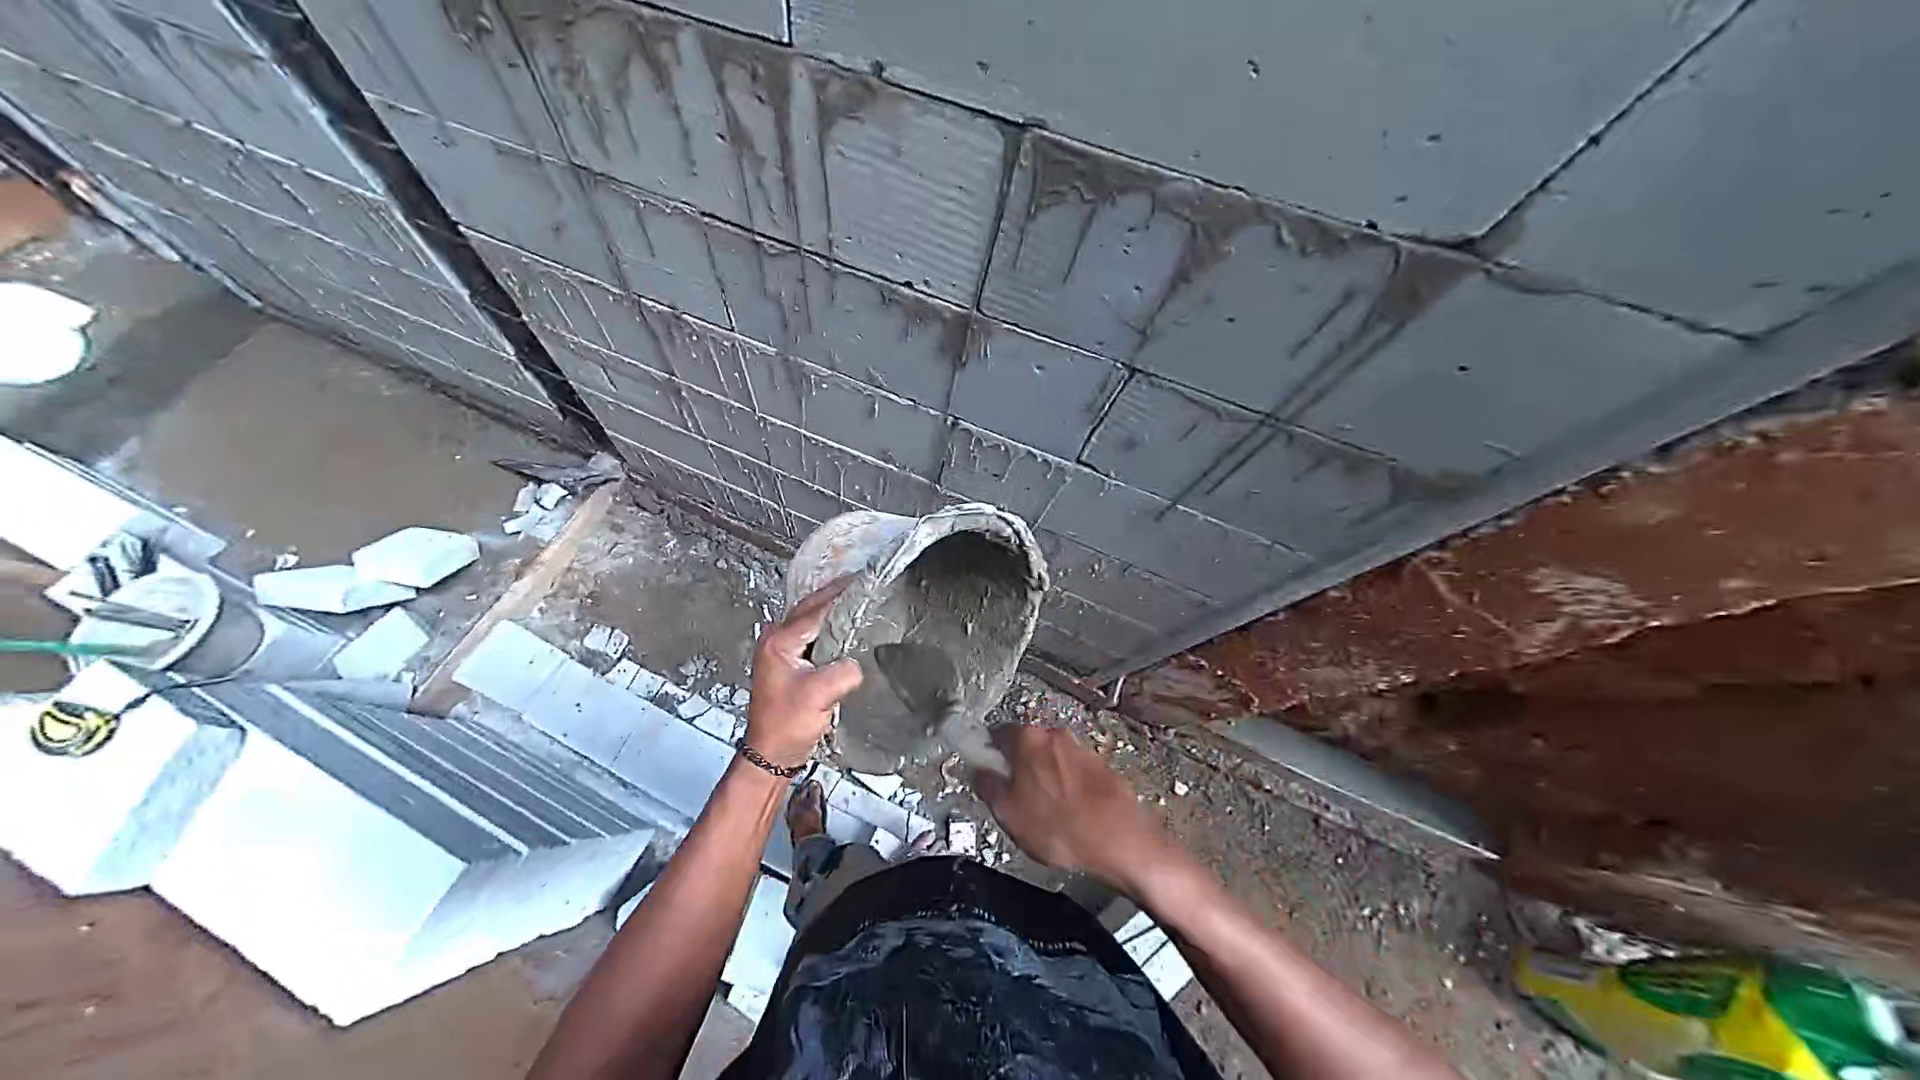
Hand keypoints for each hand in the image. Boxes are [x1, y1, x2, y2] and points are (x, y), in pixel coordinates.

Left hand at [744, 578, 862, 767]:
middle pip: (811, 607)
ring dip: (832, 609)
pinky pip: (812, 635)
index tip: (864, 580)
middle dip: (836, 594)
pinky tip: (846, 627)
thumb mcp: (820, 695)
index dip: (841, 594)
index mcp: (779, 641)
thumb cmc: (787, 726)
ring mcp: (780, 651)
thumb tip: (858, 662)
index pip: (816, 608)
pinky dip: (829, 626)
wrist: (770, 755)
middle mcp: (775, 640)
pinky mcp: (789, 662)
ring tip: (858, 598)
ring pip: (811, 619)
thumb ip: (844, 671)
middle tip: (863, 582)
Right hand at [974, 725, 1175, 893]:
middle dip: (1017, 771)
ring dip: (1043, 781)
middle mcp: (1054, 736)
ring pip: (1050, 762)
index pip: (995, 735)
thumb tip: (981, 773)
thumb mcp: (1008, 813)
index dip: (986, 756)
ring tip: (1044, 817)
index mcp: (1027, 739)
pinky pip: (1072, 775)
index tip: (985, 774)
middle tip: (1014, 803)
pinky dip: (1066, 790)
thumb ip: (987, 786)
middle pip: (1024, 747)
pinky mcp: (1100, 768)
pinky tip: (1068, 818)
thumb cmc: (1062, 828)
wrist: (1120, 841)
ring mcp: (1080, 750)